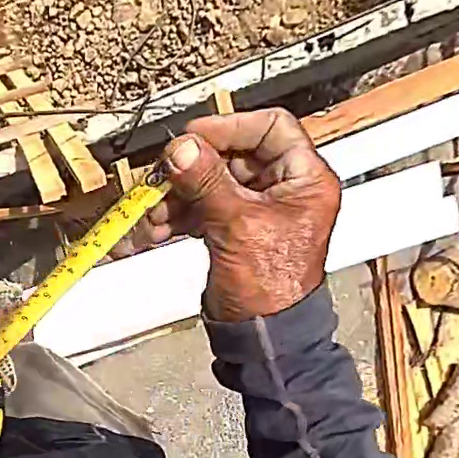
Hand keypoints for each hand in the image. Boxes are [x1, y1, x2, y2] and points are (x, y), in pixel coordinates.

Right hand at [159, 109, 341, 321]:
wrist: (259, 329)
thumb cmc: (271, 285)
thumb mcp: (237, 224)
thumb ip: (207, 183)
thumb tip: (183, 149)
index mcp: (303, 179)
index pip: (271, 129)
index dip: (229, 128)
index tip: (192, 137)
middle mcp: (279, 190)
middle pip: (229, 158)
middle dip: (189, 171)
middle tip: (162, 176)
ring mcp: (251, 210)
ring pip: (206, 185)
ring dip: (174, 197)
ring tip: (155, 214)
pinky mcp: (228, 229)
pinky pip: (196, 209)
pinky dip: (174, 217)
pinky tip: (158, 228)